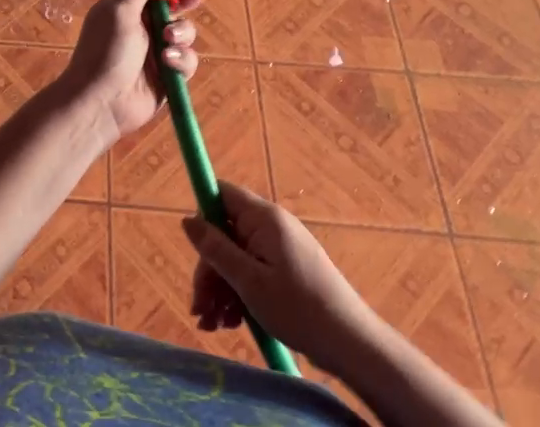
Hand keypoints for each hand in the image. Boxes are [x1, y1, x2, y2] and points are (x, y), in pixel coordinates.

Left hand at [59, 0, 201, 138]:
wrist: (103, 101)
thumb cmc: (106, 51)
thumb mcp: (119, 13)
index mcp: (125, 9)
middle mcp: (141, 28)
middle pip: (172, 9)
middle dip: (184, 3)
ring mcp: (155, 52)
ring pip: (184, 34)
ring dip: (181, 33)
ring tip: (168, 39)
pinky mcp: (168, 75)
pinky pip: (186, 61)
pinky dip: (181, 60)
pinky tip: (168, 64)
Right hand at [184, 182, 375, 359]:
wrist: (352, 345)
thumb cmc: (298, 308)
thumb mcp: (248, 281)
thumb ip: (215, 249)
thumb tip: (187, 220)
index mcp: (264, 219)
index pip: (222, 194)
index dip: (203, 216)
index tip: (194, 250)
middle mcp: (272, 227)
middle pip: (225, 235)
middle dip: (209, 271)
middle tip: (200, 309)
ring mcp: (281, 250)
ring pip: (236, 259)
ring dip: (220, 289)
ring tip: (213, 326)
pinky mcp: (287, 272)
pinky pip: (253, 274)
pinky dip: (239, 295)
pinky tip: (231, 323)